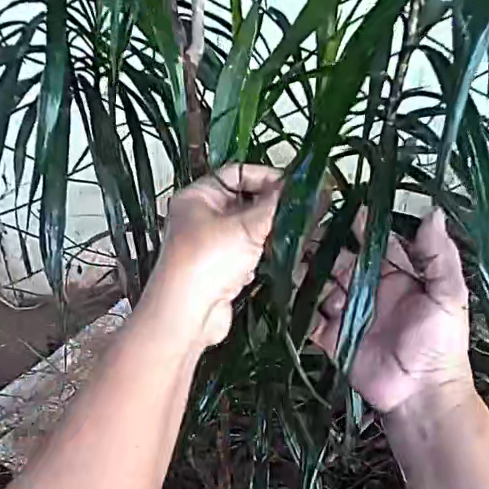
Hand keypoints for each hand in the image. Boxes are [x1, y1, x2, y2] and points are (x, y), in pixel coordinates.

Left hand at [143, 163, 282, 345]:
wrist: (188, 314)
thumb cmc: (201, 266)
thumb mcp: (246, 226)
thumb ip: (275, 205)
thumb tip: (298, 189)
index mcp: (198, 197)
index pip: (238, 173)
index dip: (267, 177)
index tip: (295, 185)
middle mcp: (201, 219)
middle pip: (245, 202)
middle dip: (271, 208)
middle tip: (300, 209)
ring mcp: (210, 246)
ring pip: (248, 230)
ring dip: (268, 234)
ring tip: (292, 234)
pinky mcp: (220, 271)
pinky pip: (248, 255)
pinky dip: (262, 256)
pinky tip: (275, 259)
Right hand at [308, 208, 472, 416]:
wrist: (422, 394)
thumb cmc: (441, 344)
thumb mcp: (448, 295)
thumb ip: (438, 255)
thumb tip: (432, 212)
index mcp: (397, 276)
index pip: (374, 243)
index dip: (361, 226)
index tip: (346, 209)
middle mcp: (369, 290)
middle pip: (341, 261)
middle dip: (325, 247)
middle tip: (308, 233)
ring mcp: (348, 313)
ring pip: (322, 285)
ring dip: (310, 273)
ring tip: (298, 263)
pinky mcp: (331, 337)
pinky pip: (310, 318)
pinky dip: (301, 307)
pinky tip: (295, 296)